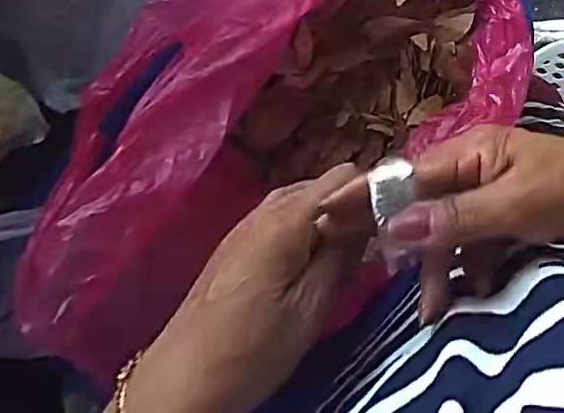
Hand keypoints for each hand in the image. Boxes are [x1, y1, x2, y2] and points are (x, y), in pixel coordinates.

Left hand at [128, 164, 368, 412]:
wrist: (174, 389)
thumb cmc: (249, 350)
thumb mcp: (311, 308)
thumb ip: (344, 252)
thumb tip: (369, 218)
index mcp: (288, 215)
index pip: (348, 175)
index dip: (373, 193)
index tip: (389, 225)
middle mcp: (268, 206)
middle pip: (328, 184)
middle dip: (353, 208)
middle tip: (367, 251)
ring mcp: (249, 221)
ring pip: (308, 200)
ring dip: (330, 221)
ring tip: (340, 263)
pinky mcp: (239, 241)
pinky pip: (286, 217)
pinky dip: (307, 231)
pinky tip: (307, 269)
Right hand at [317, 127, 563, 320]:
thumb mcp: (511, 206)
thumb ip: (455, 217)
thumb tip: (397, 226)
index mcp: (470, 150)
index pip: (409, 173)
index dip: (370, 194)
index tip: (330, 212)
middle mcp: (471, 163)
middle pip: (423, 202)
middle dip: (403, 241)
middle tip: (369, 271)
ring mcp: (486, 186)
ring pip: (446, 226)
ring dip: (440, 265)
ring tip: (434, 308)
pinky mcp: (500, 209)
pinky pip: (471, 236)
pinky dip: (468, 263)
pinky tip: (469, 288)